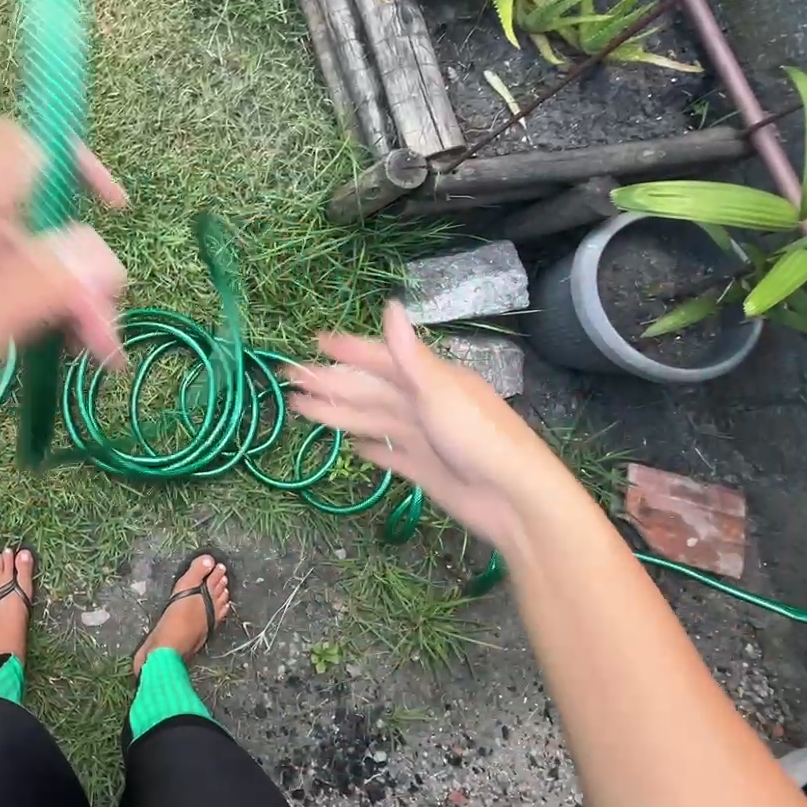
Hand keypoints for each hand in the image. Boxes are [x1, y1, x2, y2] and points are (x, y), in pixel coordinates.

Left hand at [0, 119, 127, 449]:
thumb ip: (42, 283)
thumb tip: (103, 254)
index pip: (20, 148)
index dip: (70, 160)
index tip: (110, 206)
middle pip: (46, 224)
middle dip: (85, 269)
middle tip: (106, 332)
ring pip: (42, 268)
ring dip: (77, 304)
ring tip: (98, 358)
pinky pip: (23, 299)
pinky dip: (52, 320)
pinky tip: (69, 356)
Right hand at [283, 302, 574, 548]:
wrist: (515, 500)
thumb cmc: (479, 437)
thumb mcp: (440, 389)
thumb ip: (407, 353)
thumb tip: (389, 305)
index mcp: (430, 380)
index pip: (380, 359)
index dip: (347, 350)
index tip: (314, 341)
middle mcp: (425, 404)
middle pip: (368, 389)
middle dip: (329, 382)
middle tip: (290, 376)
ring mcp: (424, 437)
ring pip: (371, 419)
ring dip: (336, 412)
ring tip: (299, 407)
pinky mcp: (424, 469)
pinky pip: (390, 454)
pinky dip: (370, 447)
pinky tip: (350, 445)